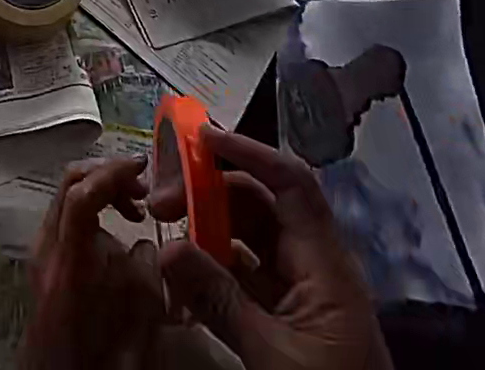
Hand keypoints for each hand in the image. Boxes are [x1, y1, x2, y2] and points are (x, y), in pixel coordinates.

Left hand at [20, 156, 165, 369]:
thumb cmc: (107, 356)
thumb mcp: (142, 315)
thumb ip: (146, 266)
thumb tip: (145, 241)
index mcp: (70, 258)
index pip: (82, 193)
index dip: (112, 171)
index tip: (141, 165)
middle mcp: (46, 244)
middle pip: (70, 183)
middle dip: (108, 175)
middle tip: (141, 190)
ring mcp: (40, 249)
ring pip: (67, 197)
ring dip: (101, 194)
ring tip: (134, 213)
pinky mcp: (43, 257)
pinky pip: (66, 218)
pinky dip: (91, 214)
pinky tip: (115, 239)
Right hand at [152, 126, 389, 369]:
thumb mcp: (274, 357)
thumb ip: (220, 302)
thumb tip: (167, 248)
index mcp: (324, 263)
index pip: (291, 183)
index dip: (248, 151)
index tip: (198, 137)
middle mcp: (310, 260)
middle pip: (257, 199)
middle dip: (206, 188)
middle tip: (160, 200)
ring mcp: (295, 283)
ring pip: (244, 228)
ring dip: (202, 219)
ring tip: (164, 226)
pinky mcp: (281, 307)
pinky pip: (240, 262)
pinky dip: (208, 255)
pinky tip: (180, 264)